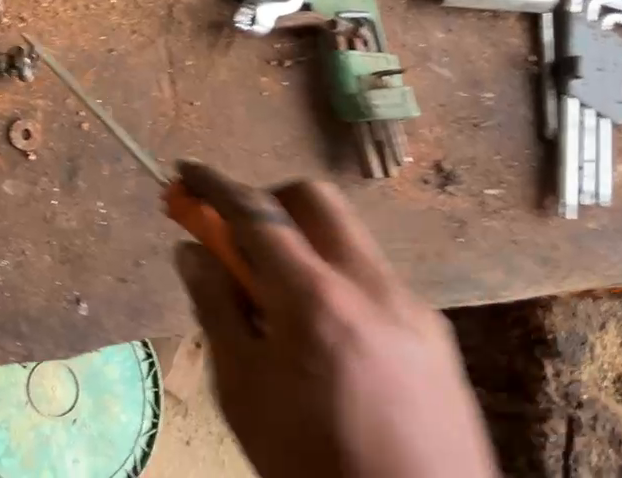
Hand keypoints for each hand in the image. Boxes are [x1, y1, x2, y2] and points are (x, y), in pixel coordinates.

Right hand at [173, 161, 497, 477]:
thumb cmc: (312, 463)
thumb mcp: (242, 390)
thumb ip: (215, 307)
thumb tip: (191, 250)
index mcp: (316, 300)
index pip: (256, 212)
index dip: (213, 184)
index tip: (185, 172)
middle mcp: (372, 287)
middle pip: (315, 200)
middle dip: (268, 200)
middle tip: (238, 236)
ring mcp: (413, 309)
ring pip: (348, 237)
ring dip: (304, 241)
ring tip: (278, 298)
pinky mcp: (437, 337)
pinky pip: (374, 278)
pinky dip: (336, 277)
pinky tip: (322, 332)